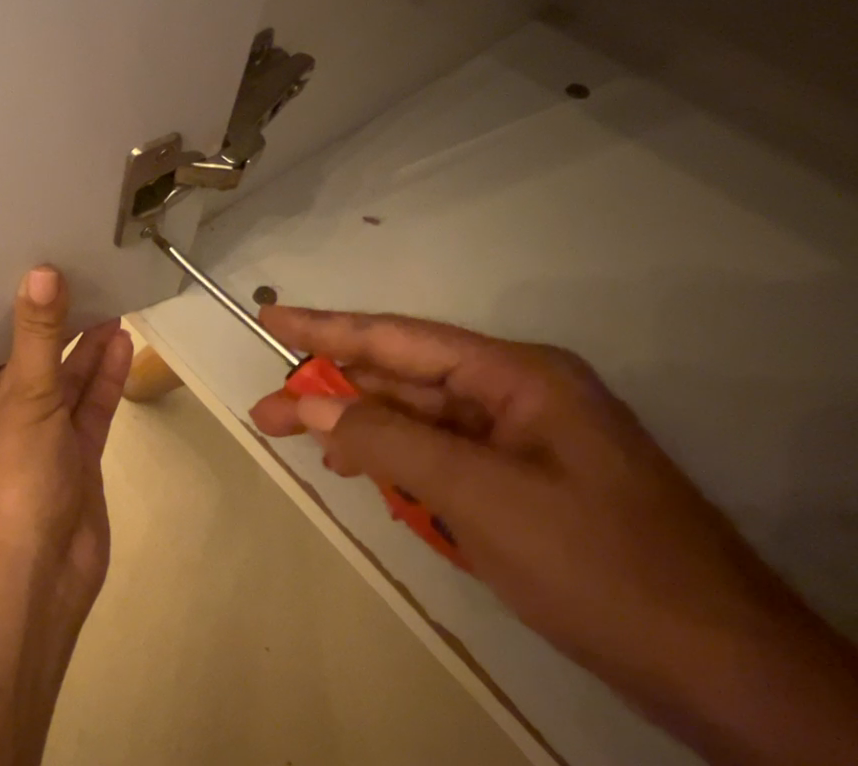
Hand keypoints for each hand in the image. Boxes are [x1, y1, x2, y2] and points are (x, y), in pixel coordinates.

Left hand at [0, 265, 131, 612]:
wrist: (42, 567)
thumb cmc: (14, 475)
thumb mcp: (25, 395)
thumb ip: (38, 334)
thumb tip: (41, 272)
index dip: (8, 302)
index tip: (30, 258)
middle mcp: (1, 408)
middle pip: (31, 354)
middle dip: (54, 320)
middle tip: (81, 270)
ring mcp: (40, 432)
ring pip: (65, 378)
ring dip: (85, 345)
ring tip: (109, 298)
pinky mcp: (75, 452)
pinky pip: (90, 404)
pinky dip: (104, 376)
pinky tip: (121, 340)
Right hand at [248, 306, 857, 765]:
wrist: (721, 667)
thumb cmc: (595, 563)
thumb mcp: (478, 495)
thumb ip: (386, 441)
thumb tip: (310, 406)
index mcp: (520, 378)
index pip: (402, 339)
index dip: (328, 328)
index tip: (269, 320)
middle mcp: (522, 397)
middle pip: (406, 380)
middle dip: (335, 393)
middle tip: (266, 414)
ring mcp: (528, 444)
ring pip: (422, 423)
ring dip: (367, 437)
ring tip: (312, 455)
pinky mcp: (529, 487)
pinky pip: (446, 461)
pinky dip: (405, 470)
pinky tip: (377, 485)